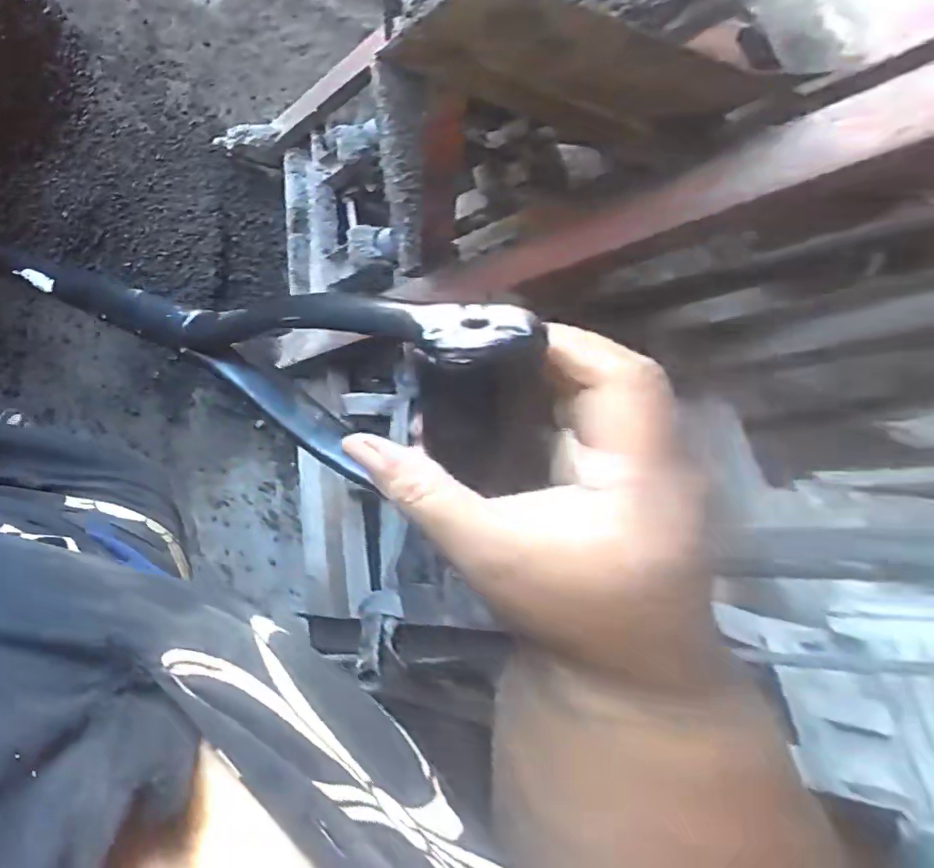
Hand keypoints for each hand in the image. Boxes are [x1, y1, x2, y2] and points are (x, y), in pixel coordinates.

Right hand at [344, 324, 724, 693]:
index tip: (487, 331)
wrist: (628, 673)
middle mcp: (650, 457)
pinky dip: (531, 404)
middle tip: (461, 343)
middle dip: (533, 351)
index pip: (622, 375)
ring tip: (463, 366)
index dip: (562, 342)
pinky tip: (484, 409)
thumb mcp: (482, 548)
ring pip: (593, 395)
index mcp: (638, 468)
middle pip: (606, 374)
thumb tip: (355, 442)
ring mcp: (638, 468)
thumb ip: (419, 490)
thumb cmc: (568, 609)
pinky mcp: (617, 480)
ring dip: (530, 375)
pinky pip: (578, 421)